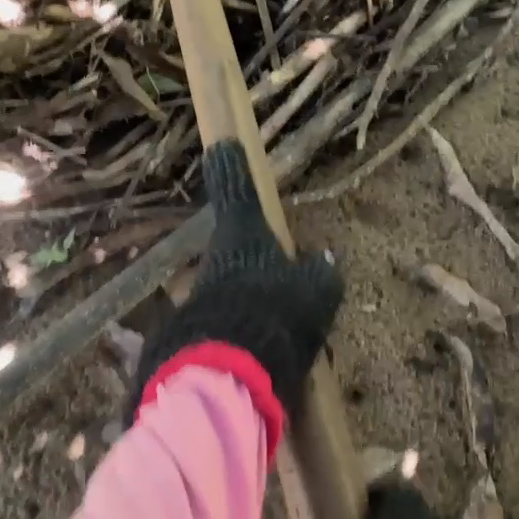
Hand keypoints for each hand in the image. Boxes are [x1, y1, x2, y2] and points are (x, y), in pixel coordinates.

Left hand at [127, 141, 343, 424]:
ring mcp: (200, 295)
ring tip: (281, 327)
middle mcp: (216, 258)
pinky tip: (265, 355)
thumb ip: (322, 273)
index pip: (237, 191)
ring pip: (230, 287)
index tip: (221, 146)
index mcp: (243, 235)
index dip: (230, 168)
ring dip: (250, 301)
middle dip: (253, 256)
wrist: (227, 373)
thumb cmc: (277, 313)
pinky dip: (243, 333)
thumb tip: (325, 261)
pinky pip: (225, 324)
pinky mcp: (192, 333)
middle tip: (279, 273)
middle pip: (235, 247)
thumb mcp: (318, 291)